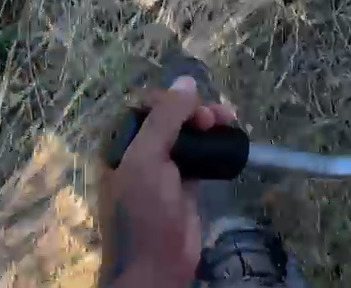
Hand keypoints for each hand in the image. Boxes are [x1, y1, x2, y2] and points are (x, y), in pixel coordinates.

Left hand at [99, 76, 239, 287]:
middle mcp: (139, 154)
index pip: (146, 106)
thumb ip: (165, 119)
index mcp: (120, 147)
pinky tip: (229, 137)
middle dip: (195, 109)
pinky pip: (200, 153)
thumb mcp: (147, 160)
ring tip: (230, 120)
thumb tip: (187, 80)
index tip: (194, 111)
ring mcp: (162, 171)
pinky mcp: (184, 185)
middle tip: (217, 117)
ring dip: (209, 122)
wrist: (156, 268)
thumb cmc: (144, 212)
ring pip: (188, 133)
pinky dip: (214, 142)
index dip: (173, 101)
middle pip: (170, 116)